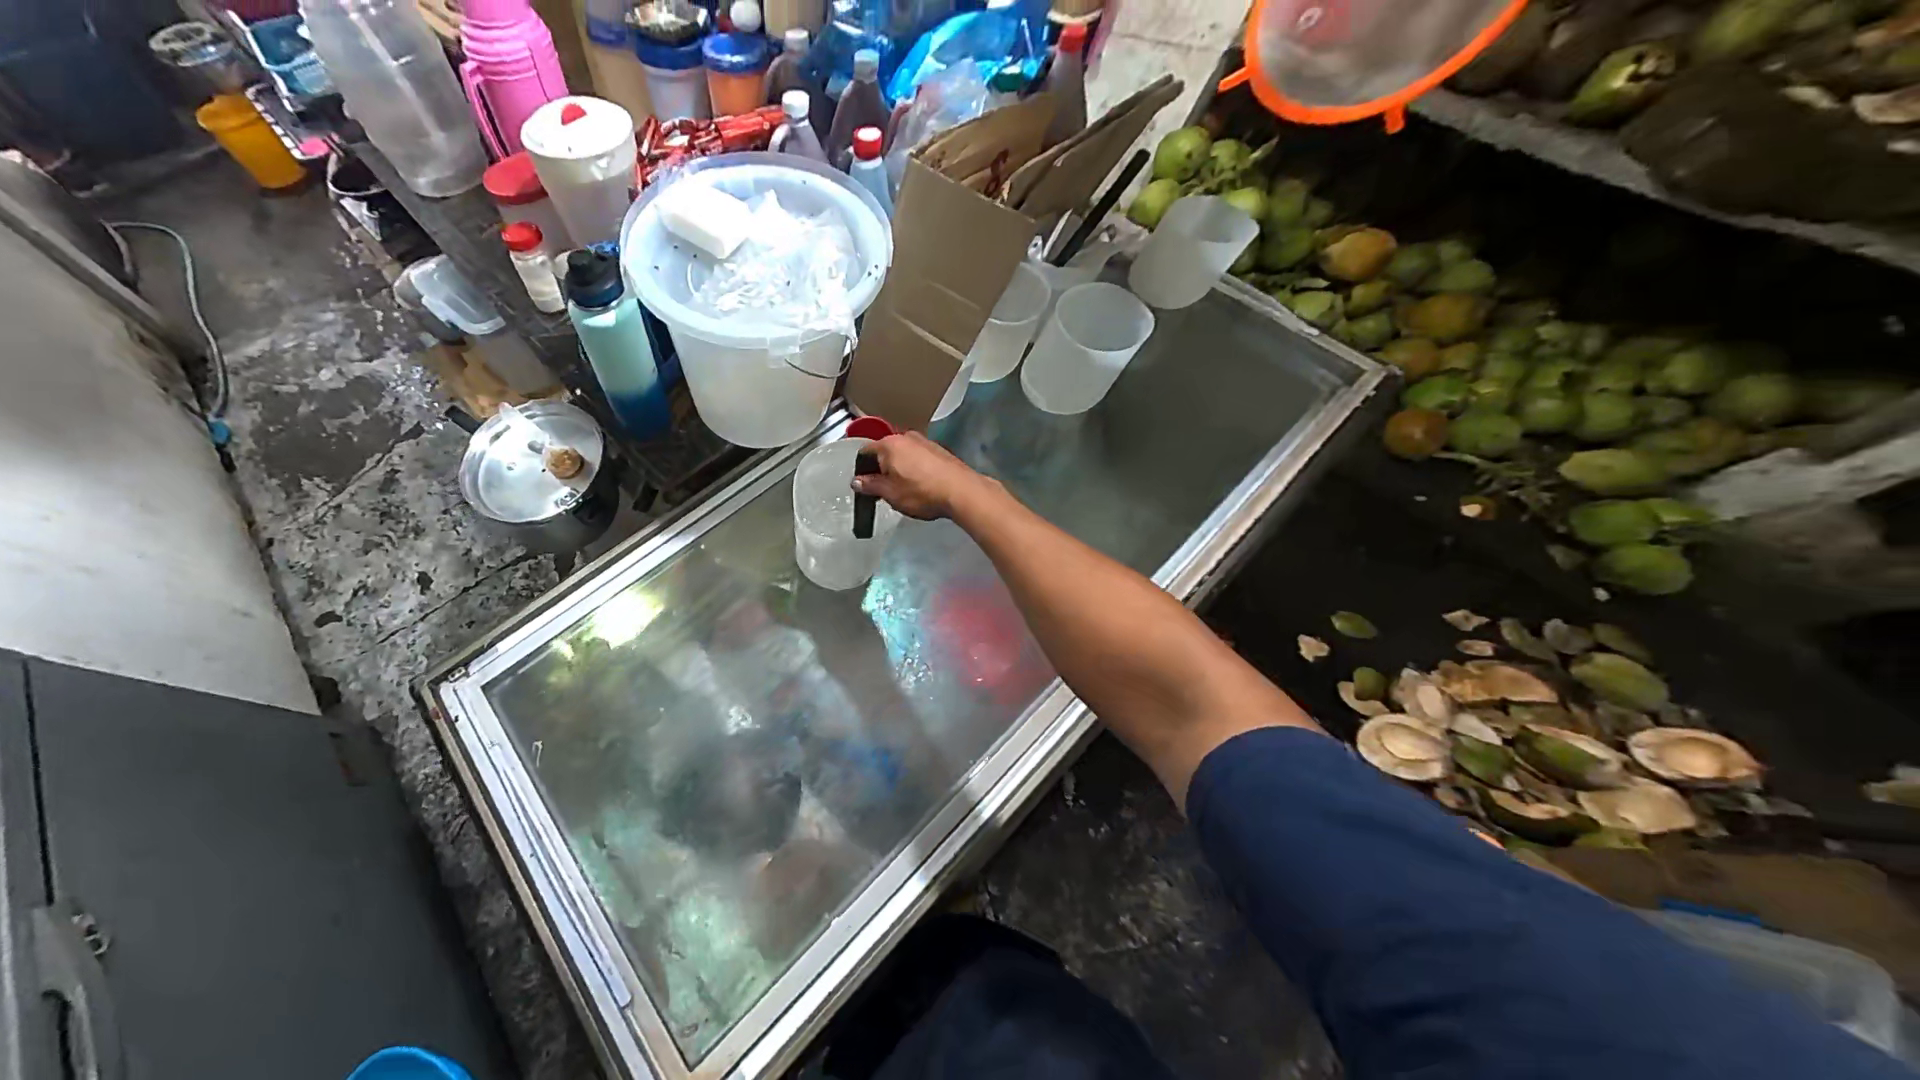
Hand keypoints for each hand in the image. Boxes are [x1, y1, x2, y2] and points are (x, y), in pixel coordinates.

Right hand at [851, 432, 996, 520]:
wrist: (960, 491)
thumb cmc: (921, 492)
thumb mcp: (890, 493)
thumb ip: (870, 485)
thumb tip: (857, 481)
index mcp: (889, 444)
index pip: (865, 452)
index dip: (862, 470)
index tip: (865, 485)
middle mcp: (906, 437)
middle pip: (886, 452)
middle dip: (882, 469)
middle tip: (884, 490)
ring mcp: (925, 442)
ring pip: (904, 454)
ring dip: (900, 469)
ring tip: (905, 490)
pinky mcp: (940, 451)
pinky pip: (920, 458)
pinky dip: (916, 469)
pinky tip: (921, 485)